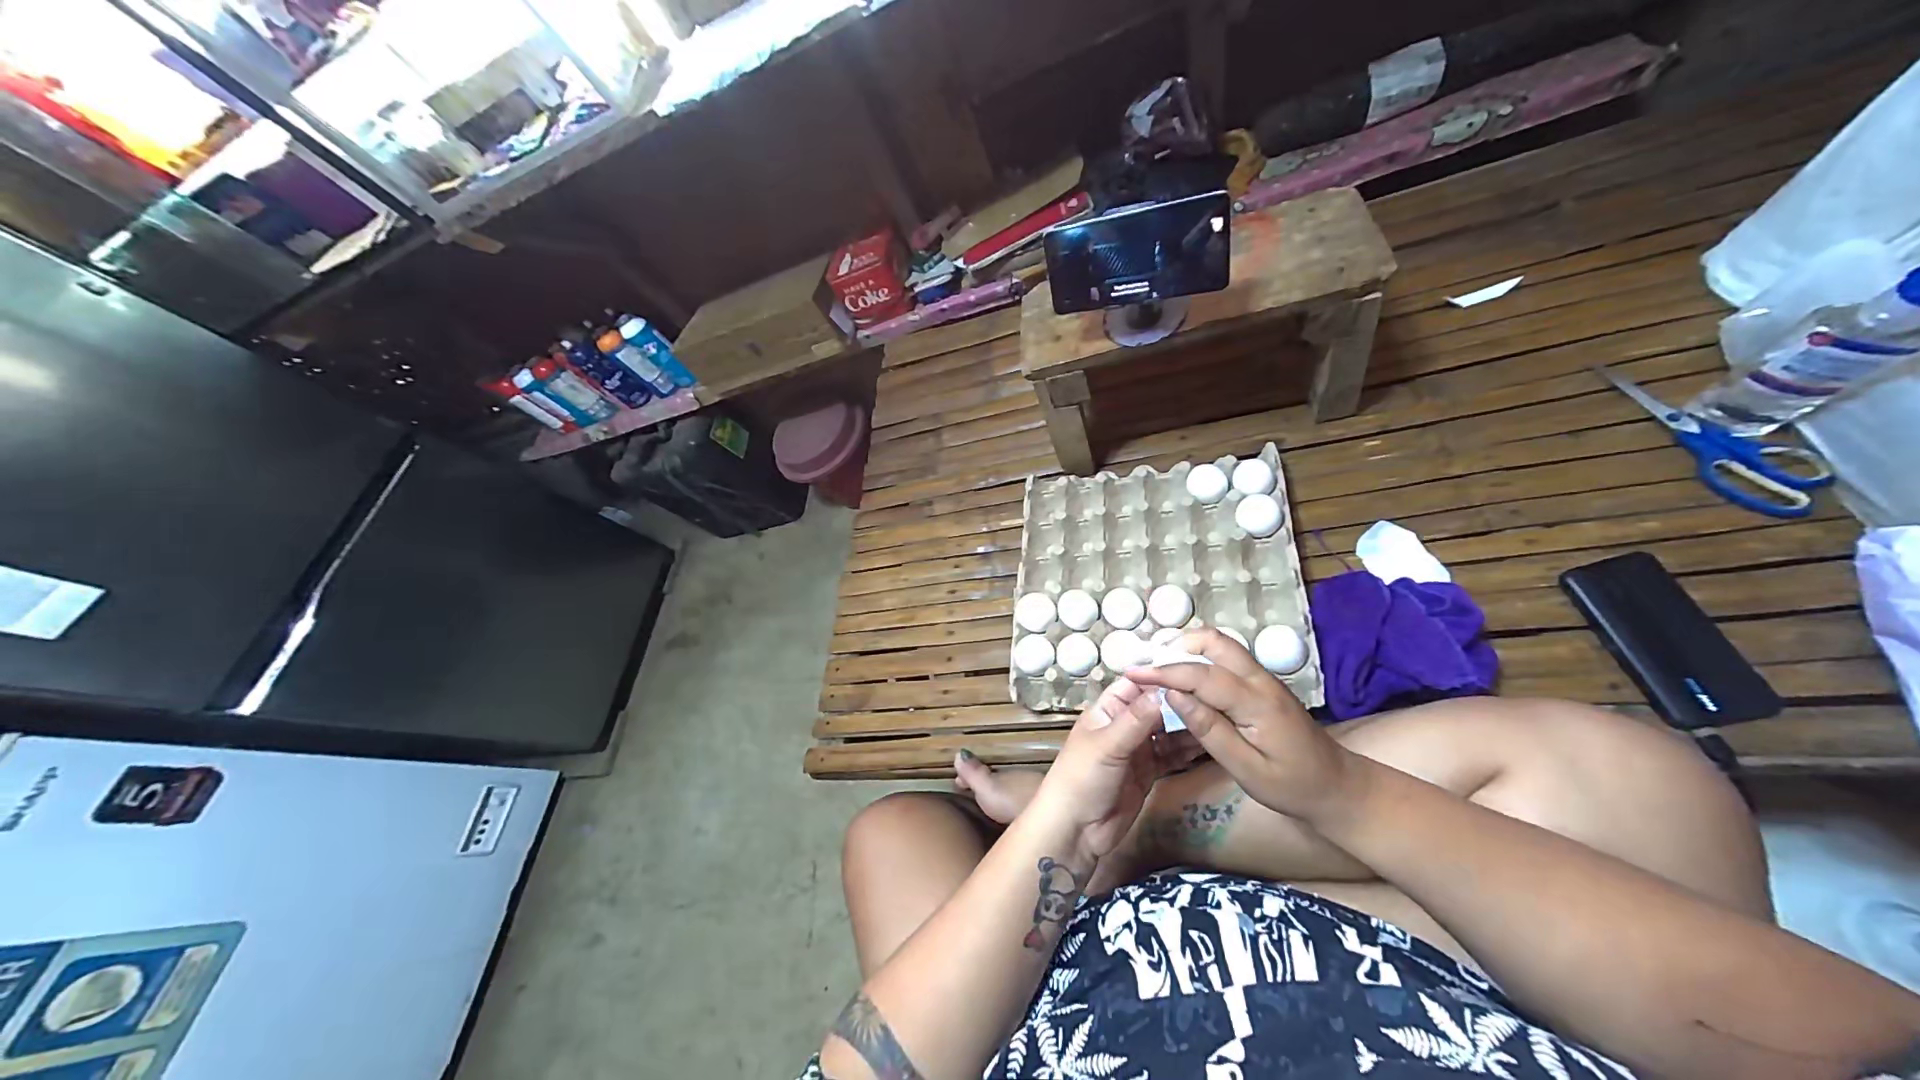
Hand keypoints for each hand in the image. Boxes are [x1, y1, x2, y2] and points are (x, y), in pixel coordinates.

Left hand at [1027, 677, 1200, 861]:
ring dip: (1189, 726)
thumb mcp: (1108, 745)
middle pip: (1157, 707)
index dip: (1162, 676)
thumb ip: (1137, 719)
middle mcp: (1124, 725)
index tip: (1195, 670)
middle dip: (1182, 702)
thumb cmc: (1082, 779)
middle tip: (1217, 696)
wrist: (1076, 830)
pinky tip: (1211, 744)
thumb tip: (1166, 689)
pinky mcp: (1148, 771)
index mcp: (1107, 710)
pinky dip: (1188, 750)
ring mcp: (1137, 748)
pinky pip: (1172, 755)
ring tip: (1220, 718)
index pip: (1137, 684)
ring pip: (1168, 731)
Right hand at [1123, 628, 1362, 825]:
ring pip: (1221, 645)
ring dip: (1187, 649)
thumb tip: (1173, 695)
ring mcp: (1264, 678)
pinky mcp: (1263, 684)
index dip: (1163, 672)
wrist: (1338, 788)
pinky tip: (1185, 680)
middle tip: (1147, 667)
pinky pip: (1227, 659)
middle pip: (1215, 642)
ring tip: (1160, 670)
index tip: (1132, 673)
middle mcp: (1261, 680)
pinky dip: (1200, 660)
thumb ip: (1209, 730)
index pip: (1202, 675)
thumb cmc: (1291, 786)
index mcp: (1257, 703)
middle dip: (1176, 647)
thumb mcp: (1245, 769)